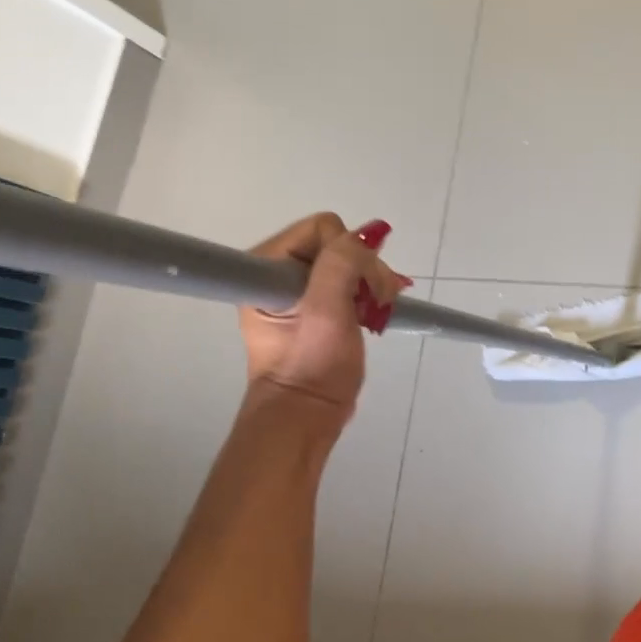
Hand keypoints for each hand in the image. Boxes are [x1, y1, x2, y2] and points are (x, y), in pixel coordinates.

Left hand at [239, 213, 409, 418]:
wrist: (308, 411)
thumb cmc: (312, 364)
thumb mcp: (327, 312)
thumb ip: (343, 265)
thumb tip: (372, 231)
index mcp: (265, 266)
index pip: (322, 229)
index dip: (349, 254)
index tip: (357, 289)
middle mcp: (277, 270)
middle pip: (340, 244)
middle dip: (366, 272)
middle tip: (374, 306)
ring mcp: (297, 287)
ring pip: (351, 261)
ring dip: (372, 285)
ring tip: (375, 315)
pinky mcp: (316, 303)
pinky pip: (351, 280)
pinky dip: (369, 294)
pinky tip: (372, 314)